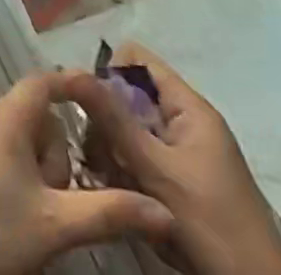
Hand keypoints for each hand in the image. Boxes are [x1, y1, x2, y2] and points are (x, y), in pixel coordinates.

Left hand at [0, 73, 172, 274]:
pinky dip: (27, 173)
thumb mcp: (59, 224)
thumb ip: (114, 212)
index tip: (107, 98)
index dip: (73, 84)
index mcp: (3, 117)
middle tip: (63, 194)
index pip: (42, 83)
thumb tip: (167, 212)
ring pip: (26, 138)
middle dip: (60, 152)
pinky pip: (8, 150)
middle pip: (39, 117)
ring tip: (44, 209)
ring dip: (45, 169)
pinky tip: (29, 210)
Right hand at [67, 44, 280, 274]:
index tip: (88, 103)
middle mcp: (184, 122)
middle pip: (125, 96)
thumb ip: (111, 117)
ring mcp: (179, 151)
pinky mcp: (174, 177)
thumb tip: (70, 68)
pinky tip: (115, 189)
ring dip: (108, 149)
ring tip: (107, 177)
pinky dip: (119, 168)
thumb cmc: (210, 221)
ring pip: (124, 128)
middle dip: (103, 120)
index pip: (136, 59)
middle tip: (97, 152)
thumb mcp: (153, 166)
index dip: (107, 72)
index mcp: (189, 109)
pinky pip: (133, 155)